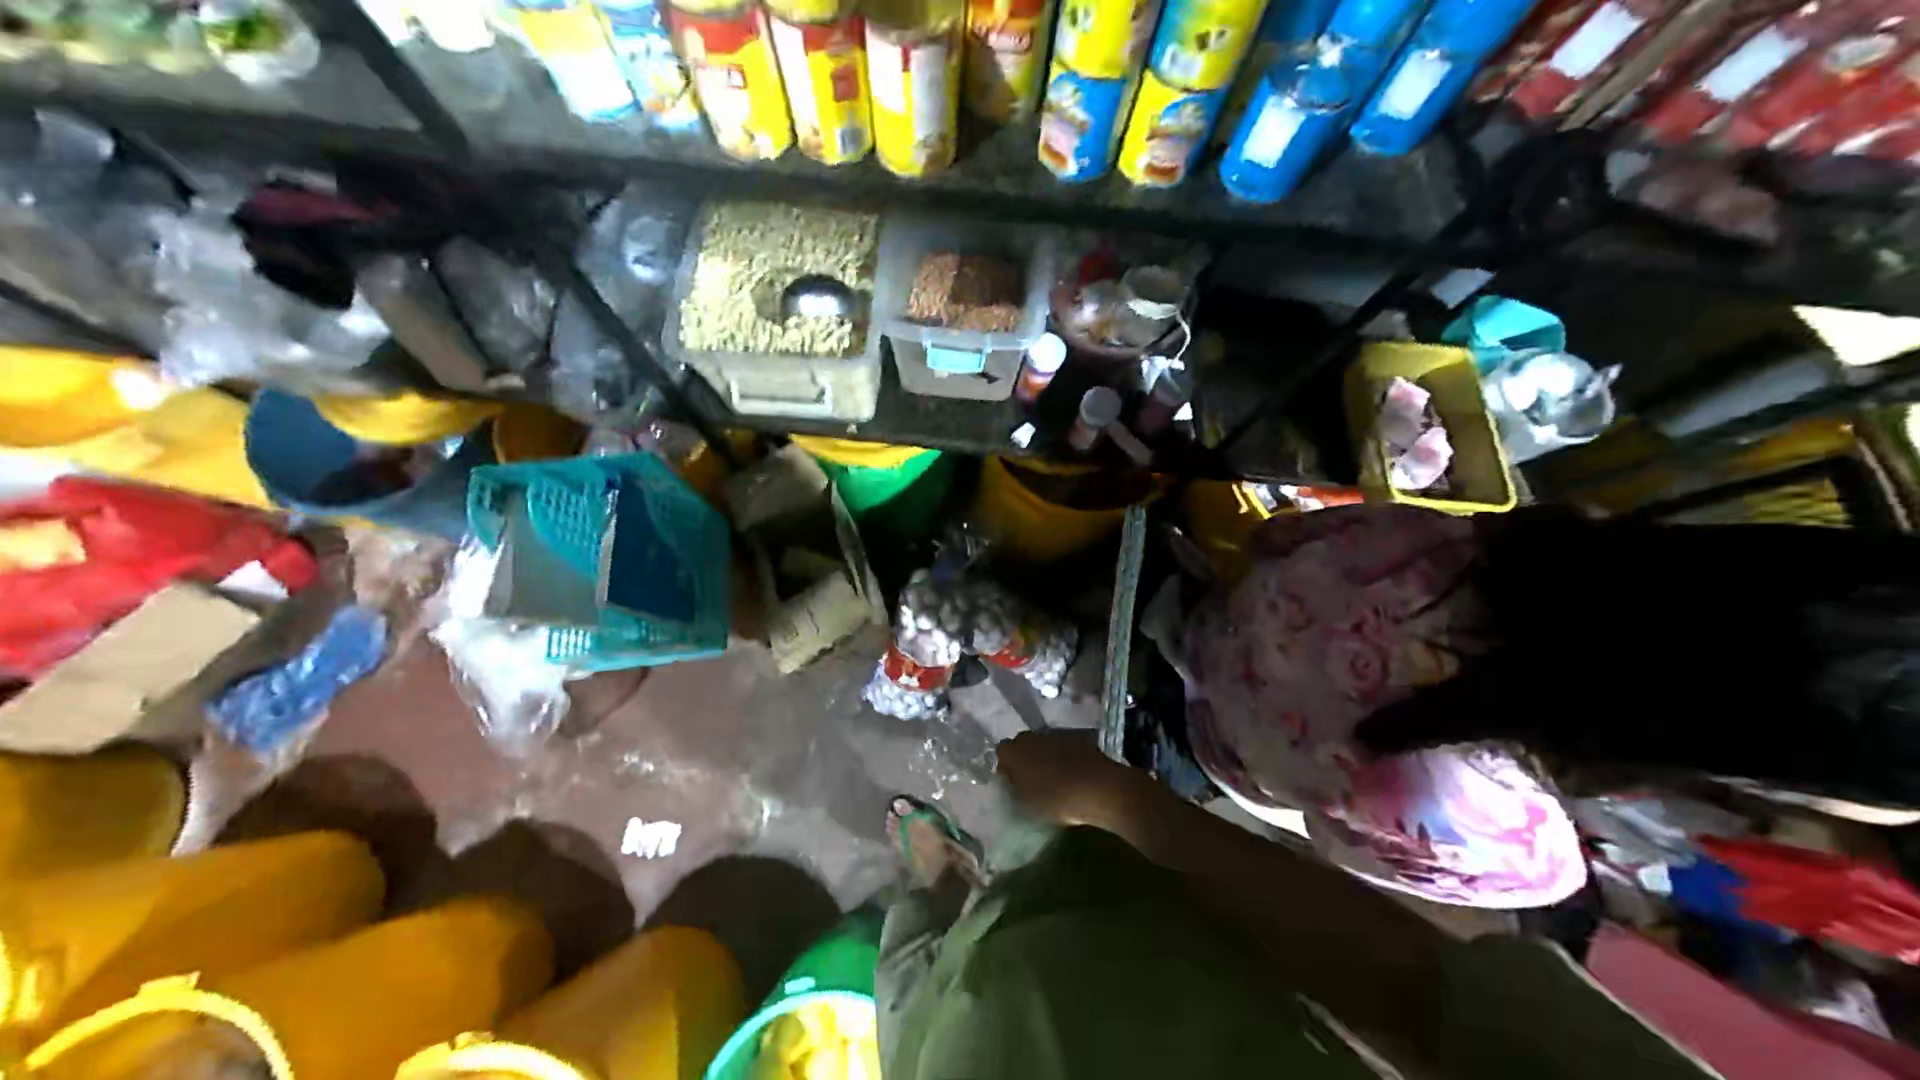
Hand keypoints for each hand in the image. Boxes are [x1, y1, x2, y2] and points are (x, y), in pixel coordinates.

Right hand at [996, 730, 1138, 826]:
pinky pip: (1064, 747)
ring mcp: (1056, 734)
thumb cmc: (1056, 798)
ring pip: (1044, 744)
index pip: (1000, 753)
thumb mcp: (1025, 803)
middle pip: (1022, 745)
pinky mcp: (1078, 738)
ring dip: (1046, 756)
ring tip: (1055, 778)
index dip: (1005, 766)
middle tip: (1031, 780)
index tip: (1012, 782)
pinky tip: (1073, 774)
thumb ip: (1013, 787)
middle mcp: (1032, 736)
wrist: (1099, 788)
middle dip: (1025, 759)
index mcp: (1014, 751)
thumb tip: (1011, 778)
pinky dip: (1065, 757)